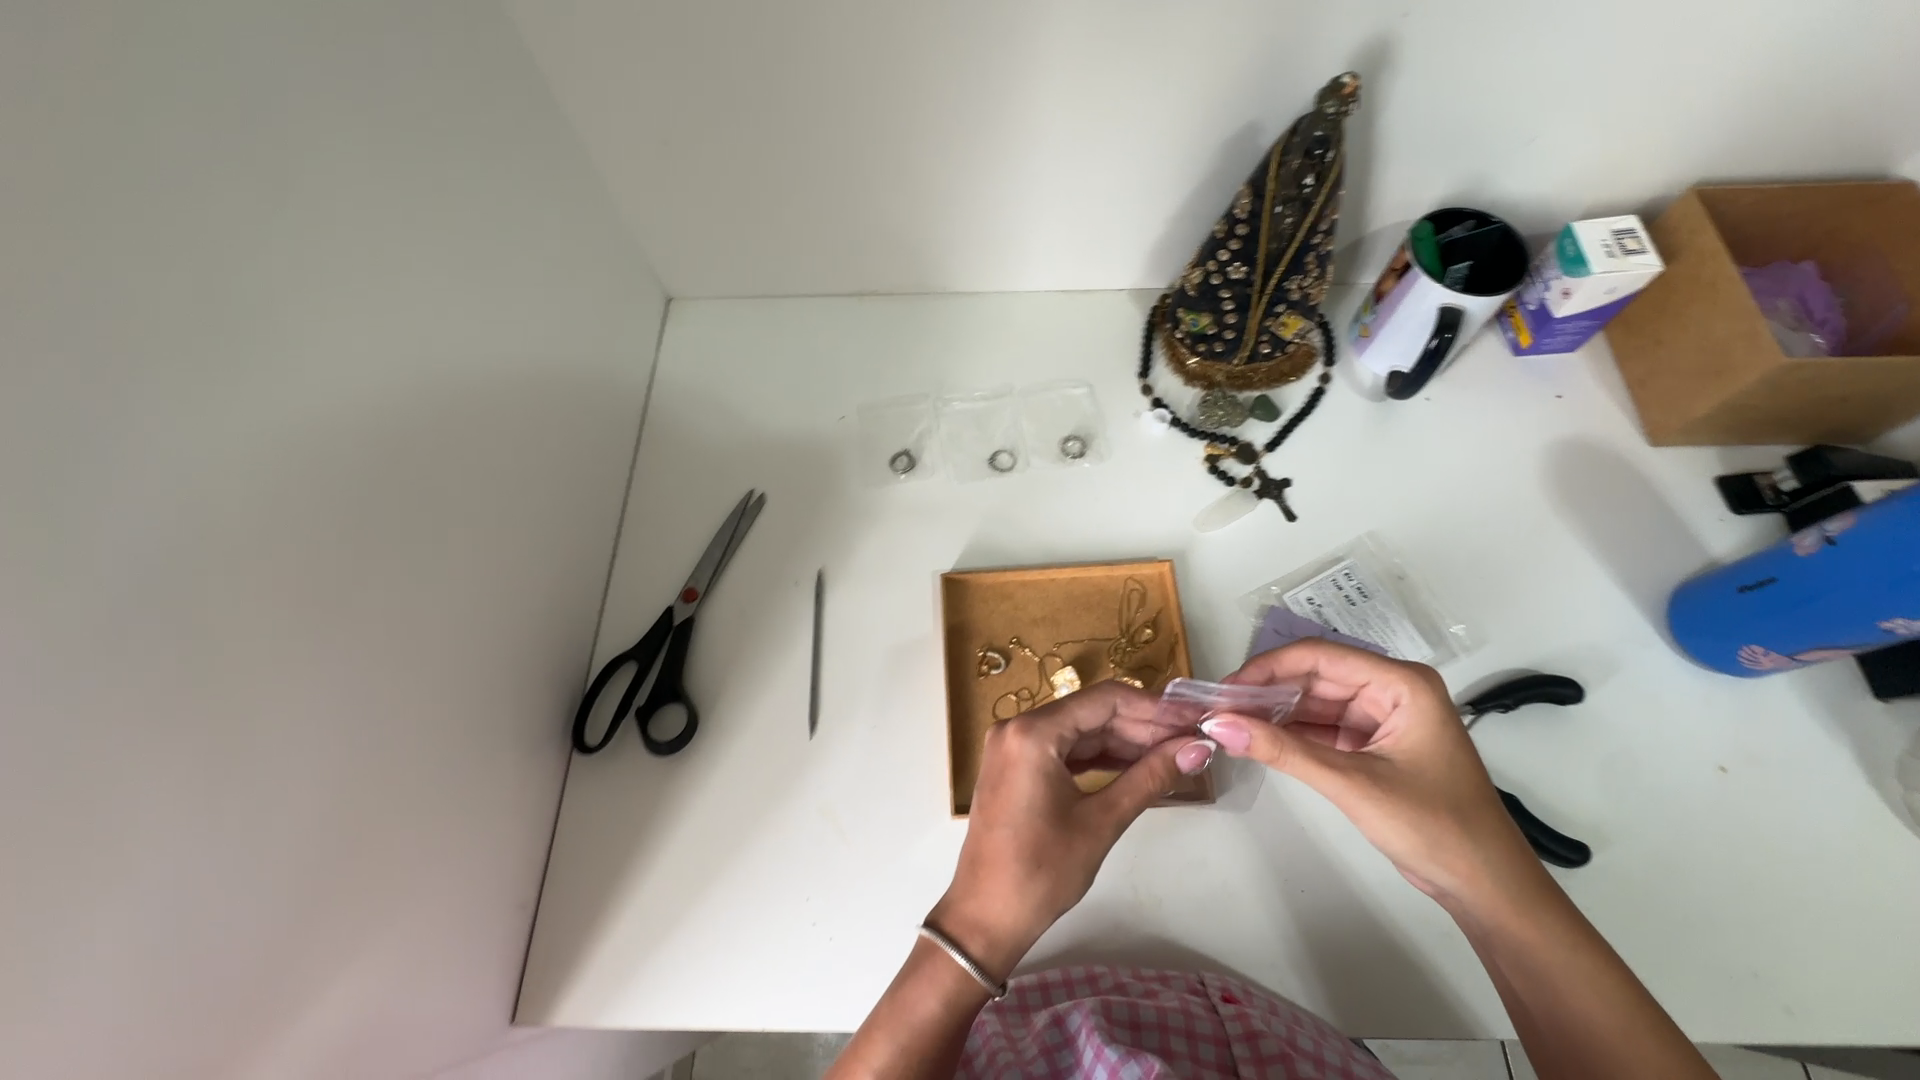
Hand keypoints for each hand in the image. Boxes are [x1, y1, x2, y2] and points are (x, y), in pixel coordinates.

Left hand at [928, 681, 1213, 977]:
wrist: (986, 916)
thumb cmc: (1041, 871)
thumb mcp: (1101, 821)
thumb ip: (1150, 777)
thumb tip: (1196, 748)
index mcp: (1032, 732)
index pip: (1104, 700)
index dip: (1154, 708)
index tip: (1193, 718)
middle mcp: (1017, 728)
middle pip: (1091, 713)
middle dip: (1143, 726)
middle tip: (1191, 739)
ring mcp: (1013, 747)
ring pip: (1080, 731)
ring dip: (1125, 742)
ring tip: (1174, 754)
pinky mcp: (1016, 767)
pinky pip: (1064, 750)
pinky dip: (1099, 758)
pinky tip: (1138, 767)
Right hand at [1206, 640, 1538, 906]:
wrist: (1486, 887)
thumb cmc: (1433, 826)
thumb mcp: (1351, 784)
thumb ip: (1283, 751)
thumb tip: (1219, 725)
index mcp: (1401, 683)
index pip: (1319, 657)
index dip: (1266, 668)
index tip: (1222, 689)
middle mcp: (1392, 690)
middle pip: (1315, 676)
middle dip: (1266, 691)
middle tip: (1217, 709)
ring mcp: (1384, 718)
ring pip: (1316, 702)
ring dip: (1275, 713)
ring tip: (1229, 723)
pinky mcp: (1375, 745)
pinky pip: (1325, 728)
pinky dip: (1293, 734)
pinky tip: (1258, 738)